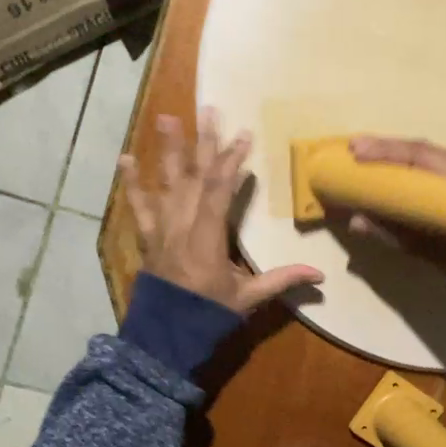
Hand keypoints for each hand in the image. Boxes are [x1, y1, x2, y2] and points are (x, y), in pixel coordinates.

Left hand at [121, 109, 324, 313]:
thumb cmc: (209, 316)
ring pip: (166, 184)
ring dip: (168, 151)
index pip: (219, 191)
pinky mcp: (148, 239)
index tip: (244, 135)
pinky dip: (132, 184)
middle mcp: (182, 227)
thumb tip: (321, 274)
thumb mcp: (248, 299)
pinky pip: (139, 207)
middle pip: (194, 177)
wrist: (164, 336)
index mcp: (208, 239)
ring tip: (167, 118)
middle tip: (209, 110)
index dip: (231, 161)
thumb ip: (281, 280)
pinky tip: (125, 159)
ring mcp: (162, 231)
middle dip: (204, 143)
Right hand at [345, 136, 445, 271]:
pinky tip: (399, 174)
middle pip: (427, 151)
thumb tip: (356, 221)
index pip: (421, 153)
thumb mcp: (427, 248)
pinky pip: (443, 172)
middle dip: (389, 149)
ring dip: (402, 157)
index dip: (386, 150)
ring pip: (435, 159)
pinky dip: (417, 171)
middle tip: (356, 150)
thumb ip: (391, 231)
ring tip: (371, 158)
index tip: (356, 151)